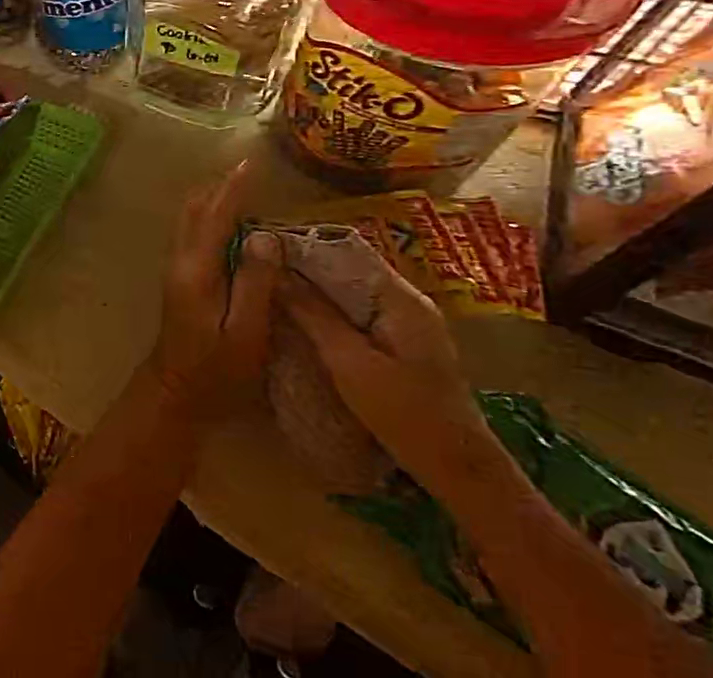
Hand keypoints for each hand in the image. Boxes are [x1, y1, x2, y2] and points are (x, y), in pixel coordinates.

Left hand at [149, 161, 276, 421]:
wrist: (176, 392)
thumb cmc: (216, 370)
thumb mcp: (246, 332)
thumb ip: (255, 283)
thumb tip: (264, 235)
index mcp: (195, 271)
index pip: (213, 218)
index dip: (232, 190)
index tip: (250, 163)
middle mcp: (179, 262)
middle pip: (193, 212)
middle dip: (219, 189)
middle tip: (250, 172)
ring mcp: (175, 270)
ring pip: (190, 223)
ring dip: (213, 203)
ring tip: (246, 189)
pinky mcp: (180, 281)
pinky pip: (194, 237)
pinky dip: (211, 221)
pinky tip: (234, 225)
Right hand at [278, 260, 491, 488]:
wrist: (456, 466)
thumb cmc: (404, 413)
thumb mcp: (349, 362)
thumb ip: (313, 316)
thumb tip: (276, 274)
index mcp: (400, 300)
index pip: (347, 251)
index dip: (304, 246)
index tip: (263, 247)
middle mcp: (406, 302)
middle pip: (347, 268)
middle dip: (304, 266)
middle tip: (257, 267)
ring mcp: (404, 322)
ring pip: (348, 290)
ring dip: (312, 288)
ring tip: (268, 287)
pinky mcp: (398, 341)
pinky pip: (354, 310)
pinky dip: (325, 308)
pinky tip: (296, 315)